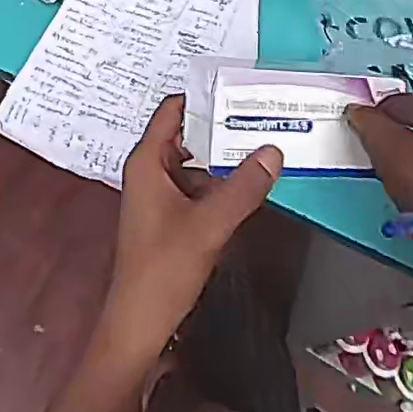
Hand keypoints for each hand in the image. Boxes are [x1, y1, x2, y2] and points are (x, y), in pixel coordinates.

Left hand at [96, 95, 282, 366]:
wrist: (139, 322)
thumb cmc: (163, 268)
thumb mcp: (209, 224)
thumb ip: (244, 187)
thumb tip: (273, 151)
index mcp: (147, 161)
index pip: (172, 111)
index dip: (201, 96)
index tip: (236, 89)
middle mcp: (149, 171)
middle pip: (186, 134)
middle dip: (219, 126)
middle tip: (260, 115)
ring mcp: (157, 194)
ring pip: (193, 162)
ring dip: (222, 157)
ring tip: (261, 145)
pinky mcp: (167, 215)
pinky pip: (194, 186)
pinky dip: (218, 182)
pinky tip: (248, 185)